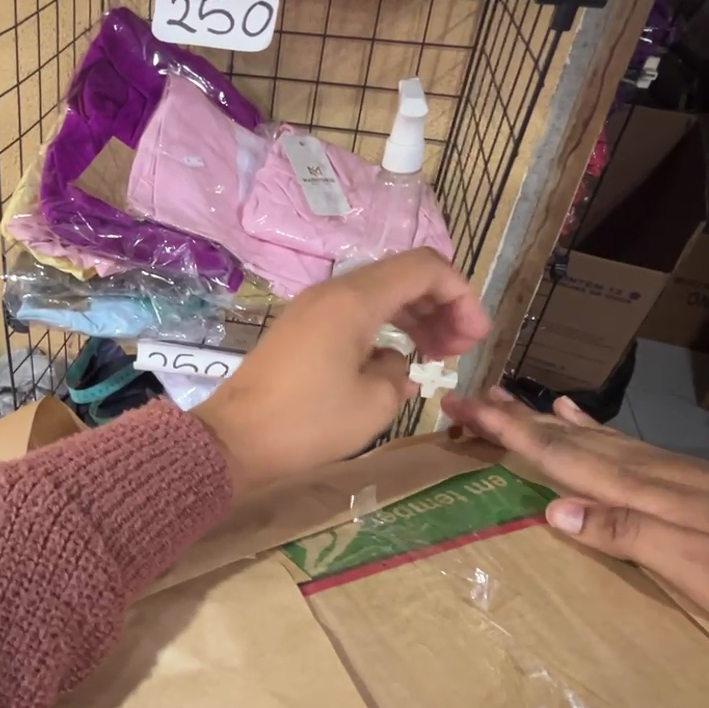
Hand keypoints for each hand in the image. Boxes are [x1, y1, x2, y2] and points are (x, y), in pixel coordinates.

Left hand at [194, 248, 488, 492]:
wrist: (233, 440)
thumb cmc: (307, 423)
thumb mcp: (373, 403)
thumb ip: (400, 372)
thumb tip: (395, 363)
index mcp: (354, 299)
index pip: (425, 267)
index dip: (462, 296)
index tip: (475, 339)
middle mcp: (331, 293)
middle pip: (402, 277)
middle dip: (441, 307)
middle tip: (458, 352)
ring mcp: (310, 310)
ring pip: (376, 296)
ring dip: (413, 319)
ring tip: (434, 358)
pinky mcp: (298, 331)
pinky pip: (351, 315)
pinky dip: (381, 329)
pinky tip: (392, 364)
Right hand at [445, 390, 708, 707]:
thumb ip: (634, 538)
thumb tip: (552, 507)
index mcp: (657, 497)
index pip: (567, 457)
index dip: (510, 432)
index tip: (460, 405)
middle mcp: (664, 476)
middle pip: (575, 439)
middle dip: (515, 418)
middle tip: (464, 395)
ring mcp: (687, 478)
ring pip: (599, 439)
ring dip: (547, 420)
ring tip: (507, 399)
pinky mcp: (705, 489)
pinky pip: (631, 448)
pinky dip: (597, 430)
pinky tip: (583, 417)